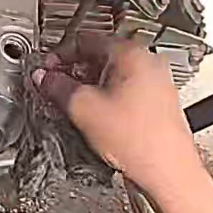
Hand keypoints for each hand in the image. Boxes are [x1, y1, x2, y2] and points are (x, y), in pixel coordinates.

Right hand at [34, 34, 203, 194]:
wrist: (168, 172)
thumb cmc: (139, 140)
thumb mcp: (83, 108)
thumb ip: (57, 87)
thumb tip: (44, 78)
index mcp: (131, 53)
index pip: (85, 40)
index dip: (59, 54)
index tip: (46, 69)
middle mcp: (148, 62)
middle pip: (99, 56)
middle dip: (73, 72)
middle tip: (56, 87)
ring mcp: (155, 83)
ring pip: (111, 75)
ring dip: (88, 87)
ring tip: (73, 105)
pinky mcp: (156, 103)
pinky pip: (124, 91)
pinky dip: (105, 99)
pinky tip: (95, 117)